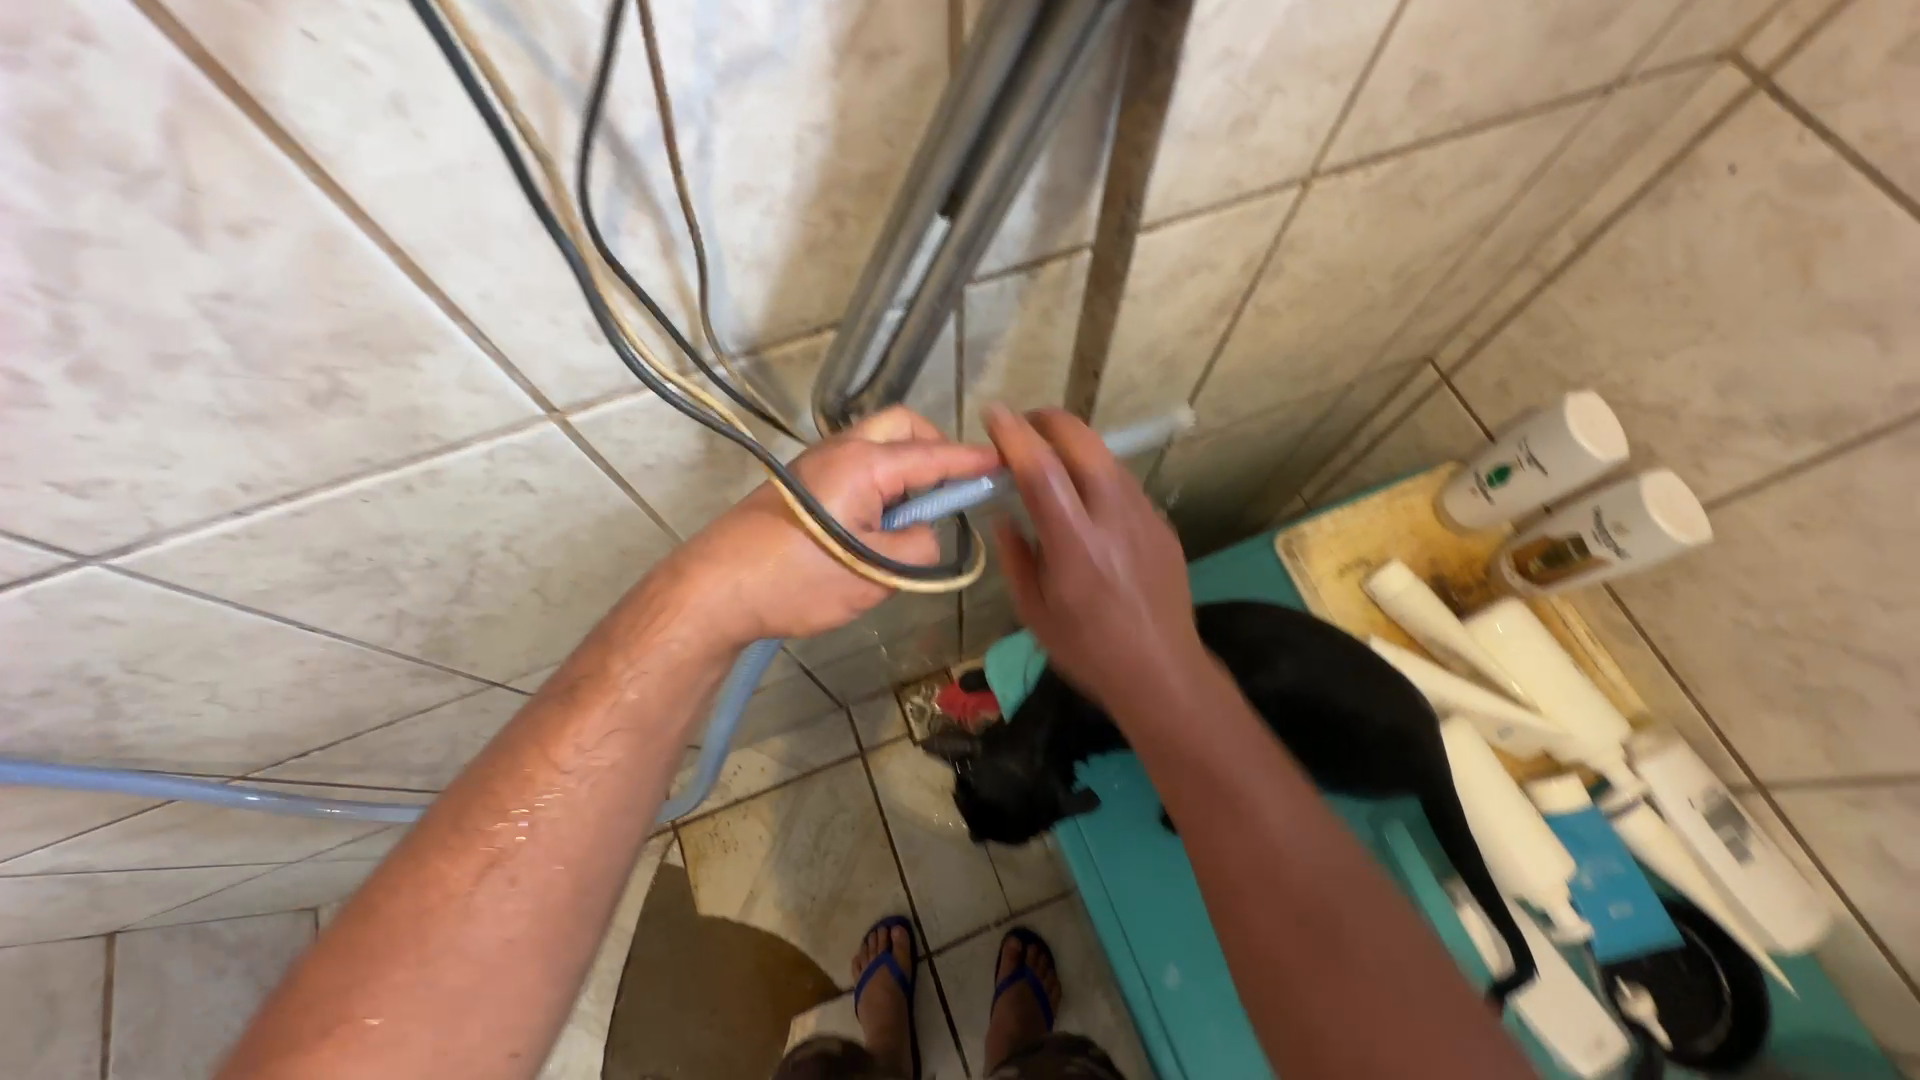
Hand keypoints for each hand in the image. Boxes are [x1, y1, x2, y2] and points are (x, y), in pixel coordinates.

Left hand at [662, 407, 999, 647]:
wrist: (714, 589)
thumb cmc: (796, 581)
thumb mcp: (874, 575)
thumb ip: (918, 548)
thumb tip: (924, 533)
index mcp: (864, 465)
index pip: (933, 456)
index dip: (972, 461)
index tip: (1003, 462)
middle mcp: (839, 451)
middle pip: (902, 426)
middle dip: (935, 446)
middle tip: (951, 487)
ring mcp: (816, 464)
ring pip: (875, 444)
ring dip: (905, 465)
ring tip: (914, 514)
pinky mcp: (801, 484)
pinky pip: (854, 465)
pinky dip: (880, 480)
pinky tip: (878, 523)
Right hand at [983, 406, 1206, 713]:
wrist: (1162, 672)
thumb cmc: (1087, 650)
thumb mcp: (1033, 611)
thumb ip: (1016, 556)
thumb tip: (1004, 516)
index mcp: (1074, 545)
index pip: (1041, 470)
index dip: (1014, 435)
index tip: (994, 414)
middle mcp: (1113, 520)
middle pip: (1084, 443)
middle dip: (1049, 421)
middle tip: (1024, 427)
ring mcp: (1145, 518)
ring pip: (1107, 459)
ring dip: (1075, 447)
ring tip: (1052, 461)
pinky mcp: (1162, 525)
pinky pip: (1124, 485)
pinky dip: (1098, 476)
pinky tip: (1087, 500)